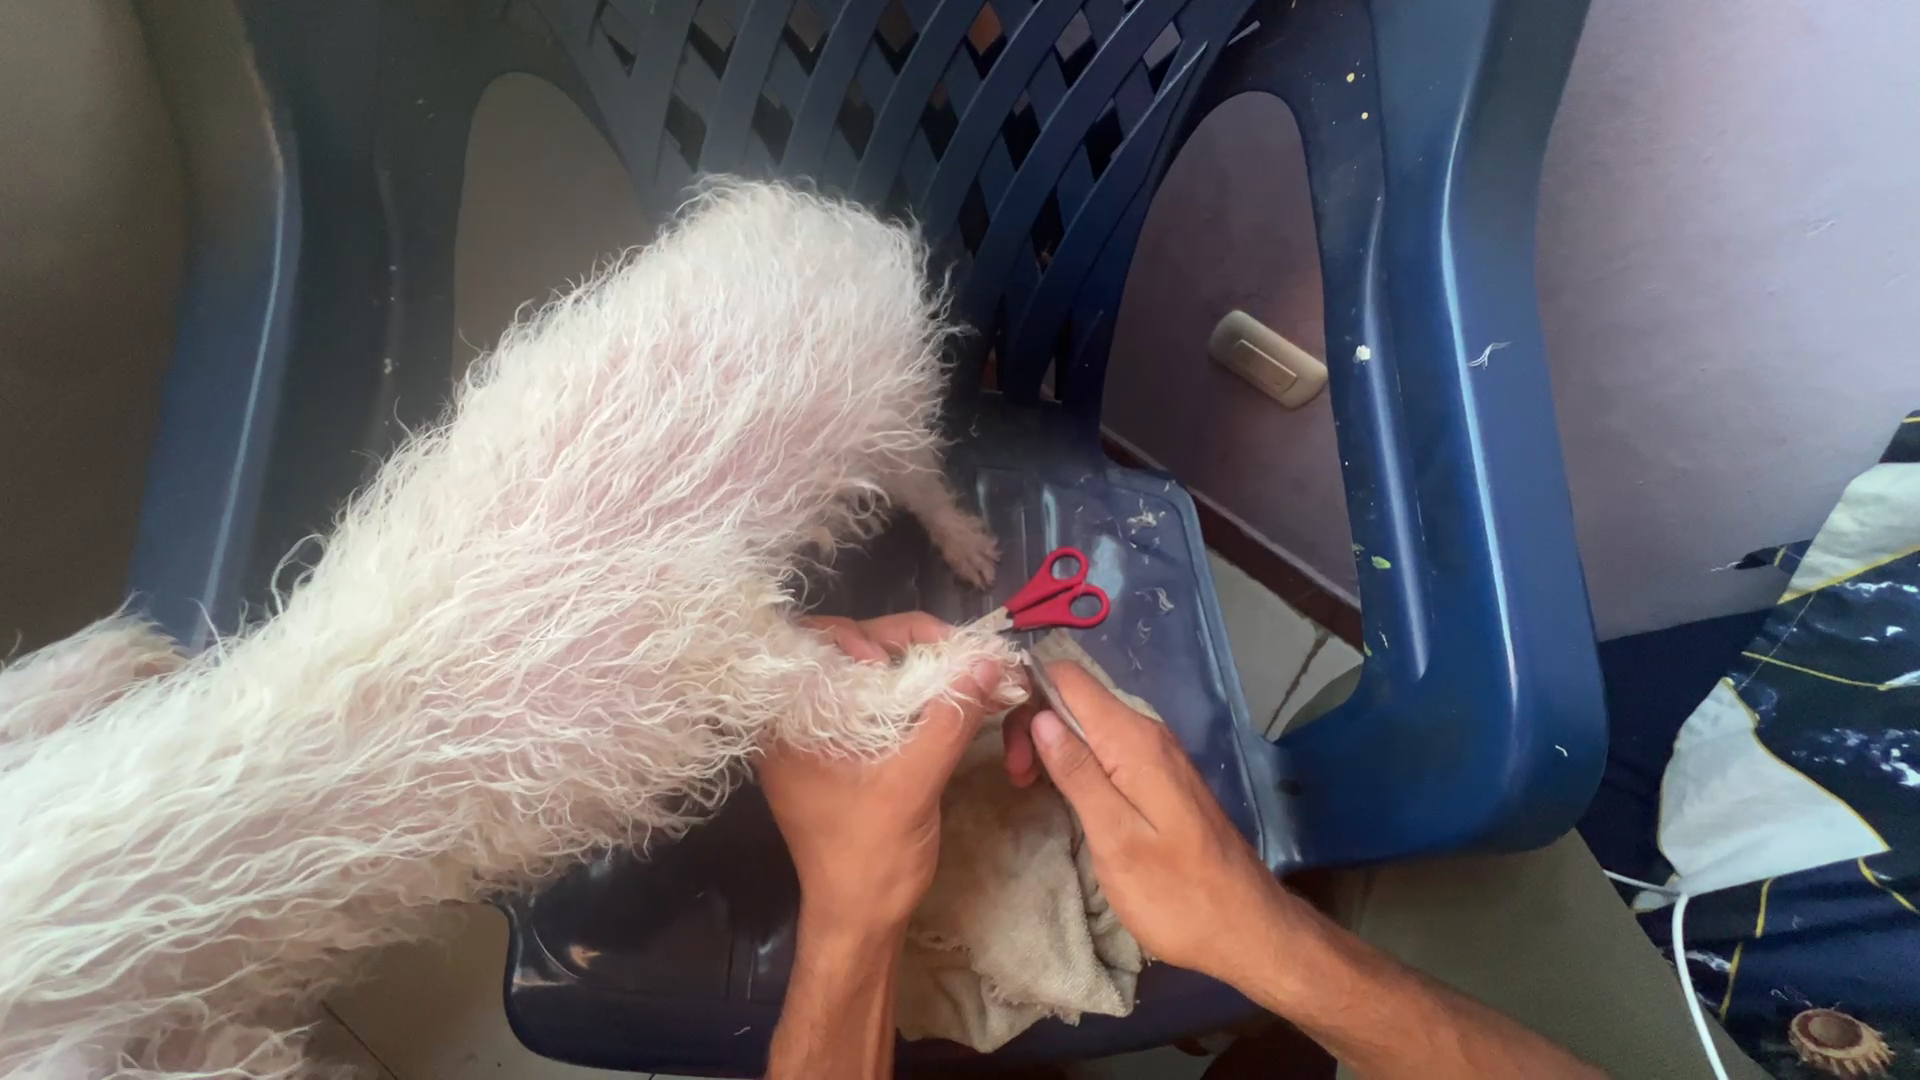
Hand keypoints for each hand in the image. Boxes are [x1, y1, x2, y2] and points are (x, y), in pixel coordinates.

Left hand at [761, 614, 1010, 930]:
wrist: (861, 922)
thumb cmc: (870, 857)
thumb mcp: (913, 784)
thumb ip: (948, 719)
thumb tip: (988, 662)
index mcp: (789, 723)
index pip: (810, 645)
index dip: (851, 635)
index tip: (889, 659)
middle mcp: (798, 720)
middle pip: (844, 651)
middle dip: (897, 642)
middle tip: (947, 651)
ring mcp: (823, 733)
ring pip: (866, 672)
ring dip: (912, 664)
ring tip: (955, 665)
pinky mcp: (849, 747)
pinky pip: (879, 699)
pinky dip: (913, 690)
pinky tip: (948, 691)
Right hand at [1006, 662, 1299, 985]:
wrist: (1247, 928)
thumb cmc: (1176, 892)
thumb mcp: (1116, 837)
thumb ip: (1078, 772)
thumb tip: (1040, 716)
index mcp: (1133, 739)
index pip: (1068, 678)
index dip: (1029, 695)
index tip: (1011, 746)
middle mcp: (1145, 732)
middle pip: (1074, 697)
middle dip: (1036, 725)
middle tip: (1019, 780)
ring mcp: (1153, 751)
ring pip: (1086, 721)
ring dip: (1051, 744)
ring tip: (1032, 788)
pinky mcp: (1156, 773)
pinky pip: (1104, 744)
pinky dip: (1075, 758)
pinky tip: (1064, 791)